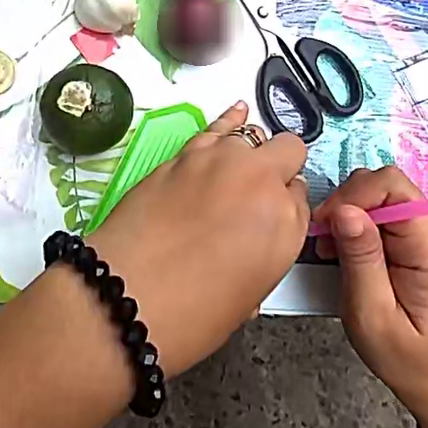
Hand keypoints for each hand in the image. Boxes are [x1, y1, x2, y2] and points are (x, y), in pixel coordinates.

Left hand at [88, 102, 308, 376]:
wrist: (127, 295)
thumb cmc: (191, 313)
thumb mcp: (249, 295)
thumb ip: (264, 253)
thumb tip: (254, 239)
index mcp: (287, 225)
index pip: (301, 197)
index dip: (285, 204)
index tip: (271, 213)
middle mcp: (261, 183)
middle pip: (287, 152)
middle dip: (279, 168)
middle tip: (257, 193)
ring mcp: (221, 162)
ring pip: (252, 135)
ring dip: (250, 149)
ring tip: (239, 166)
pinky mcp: (184, 154)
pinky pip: (216, 128)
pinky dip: (227, 122)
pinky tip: (235, 113)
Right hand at [315, 167, 427, 427]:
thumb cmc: (404, 355)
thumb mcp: (372, 314)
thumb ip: (360, 259)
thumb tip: (345, 211)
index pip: (394, 187)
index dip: (353, 195)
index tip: (326, 224)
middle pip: (387, 183)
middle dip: (348, 202)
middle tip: (325, 238)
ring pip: (381, 191)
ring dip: (350, 211)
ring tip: (333, 247)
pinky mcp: (418, 234)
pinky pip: (383, 208)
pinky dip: (357, 220)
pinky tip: (345, 247)